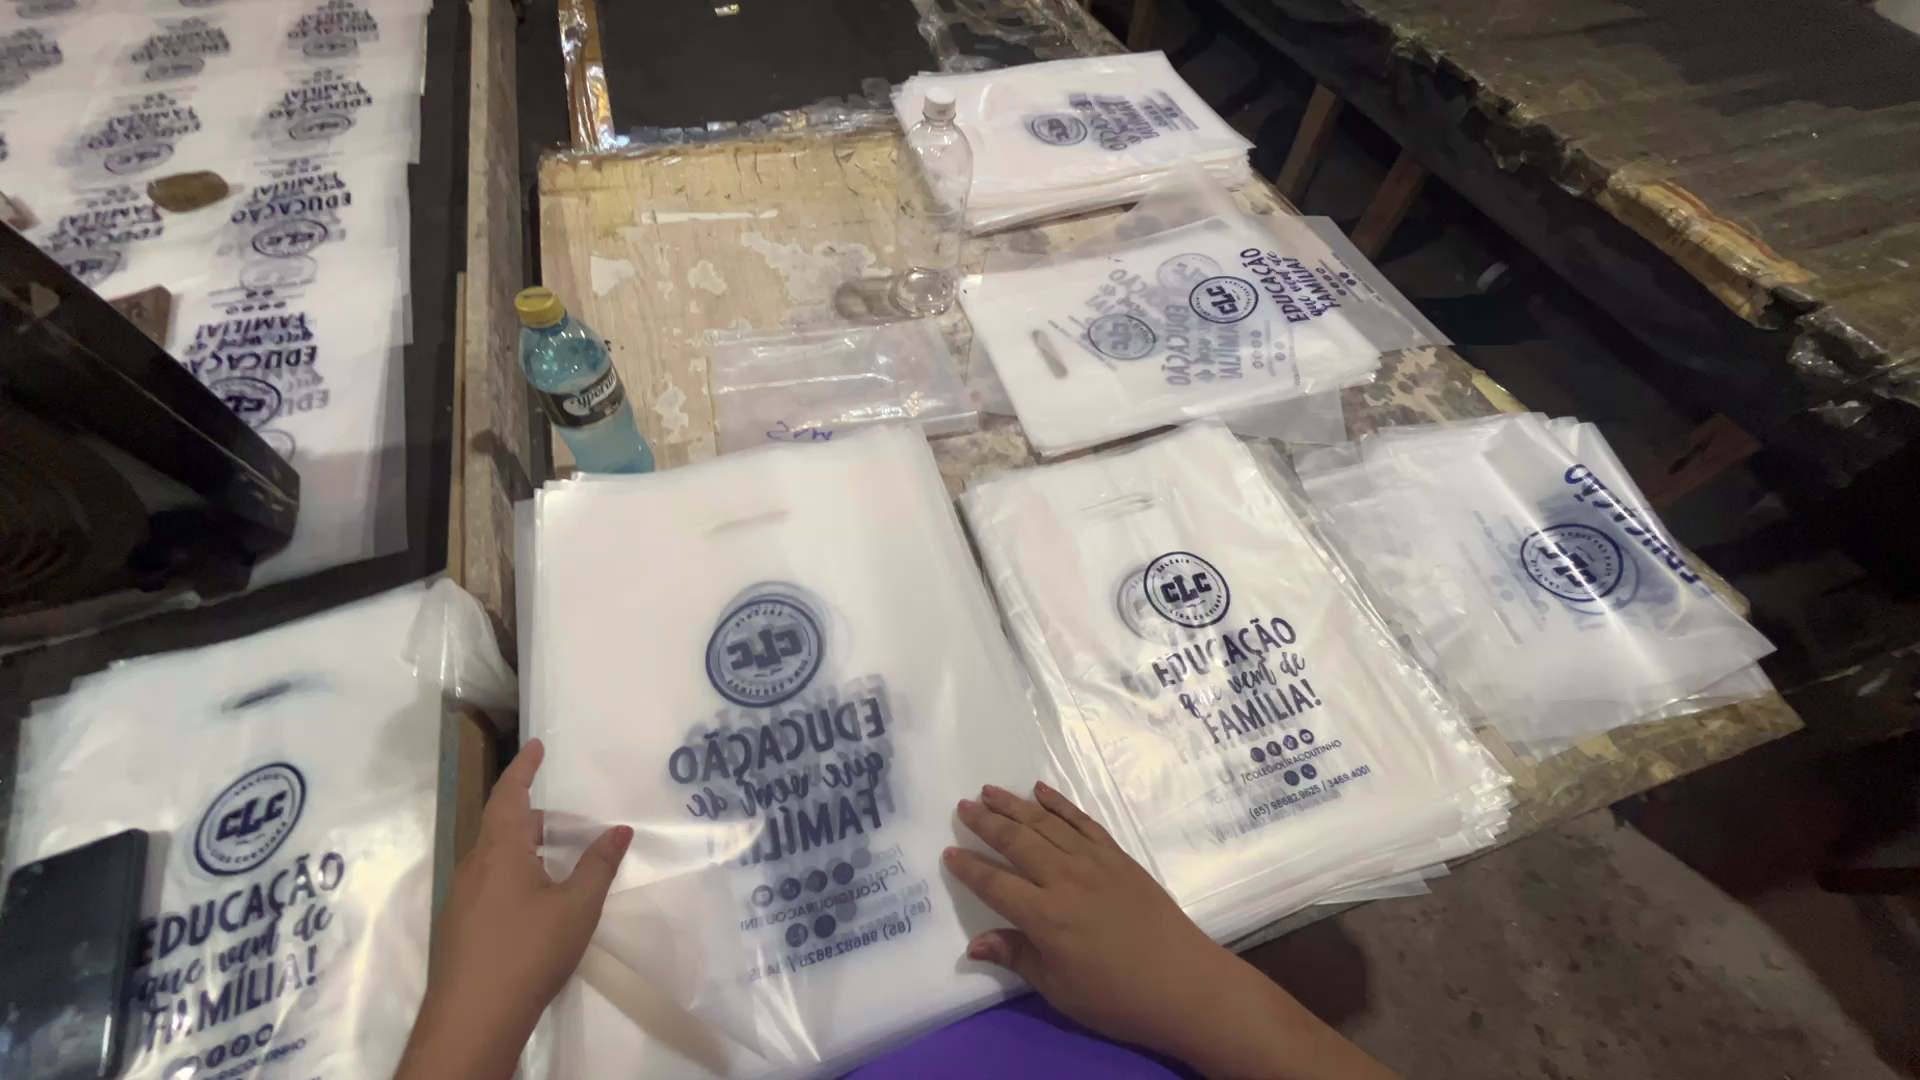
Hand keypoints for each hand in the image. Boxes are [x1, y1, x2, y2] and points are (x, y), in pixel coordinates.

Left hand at [395, 739, 631, 1079]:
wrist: (470, 1027)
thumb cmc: (527, 953)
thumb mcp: (578, 905)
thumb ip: (599, 864)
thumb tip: (619, 829)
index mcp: (499, 852)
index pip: (509, 796)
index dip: (524, 769)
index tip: (536, 745)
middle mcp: (474, 869)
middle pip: (502, 827)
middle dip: (535, 814)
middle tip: (571, 817)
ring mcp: (463, 902)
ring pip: (496, 857)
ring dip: (527, 846)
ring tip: (562, 854)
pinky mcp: (462, 930)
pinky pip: (491, 882)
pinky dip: (518, 872)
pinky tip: (541, 897)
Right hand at [945, 783, 1395, 1079]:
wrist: (1184, 982)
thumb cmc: (1116, 996)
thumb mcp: (1059, 989)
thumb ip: (1016, 957)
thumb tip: (973, 944)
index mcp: (1045, 915)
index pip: (995, 884)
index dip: (969, 868)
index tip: (949, 851)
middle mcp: (1064, 878)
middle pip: (1016, 841)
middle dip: (986, 822)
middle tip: (963, 805)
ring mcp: (1092, 860)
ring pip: (1044, 823)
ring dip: (1014, 805)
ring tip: (990, 790)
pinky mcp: (1116, 853)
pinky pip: (1080, 820)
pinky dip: (1059, 803)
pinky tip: (1041, 790)